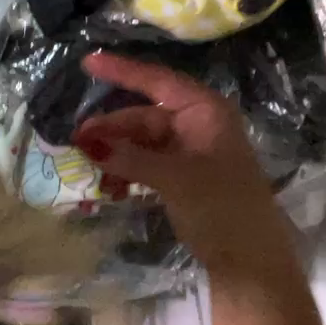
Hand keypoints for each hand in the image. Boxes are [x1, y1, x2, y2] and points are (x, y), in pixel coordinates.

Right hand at [72, 53, 292, 269]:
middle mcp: (196, 126)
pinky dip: (124, 173)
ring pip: (139, 143)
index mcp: (205, 112)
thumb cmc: (223, 208)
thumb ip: (129, 157)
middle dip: (109, 129)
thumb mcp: (174, 179)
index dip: (122, 71)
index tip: (87, 62)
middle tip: (75, 142)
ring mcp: (188, 153)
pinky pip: (143, 165)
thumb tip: (86, 143)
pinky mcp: (180, 178)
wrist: (250, 262)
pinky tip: (108, 189)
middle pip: (142, 117)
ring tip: (88, 170)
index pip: (158, 82)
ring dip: (113, 155)